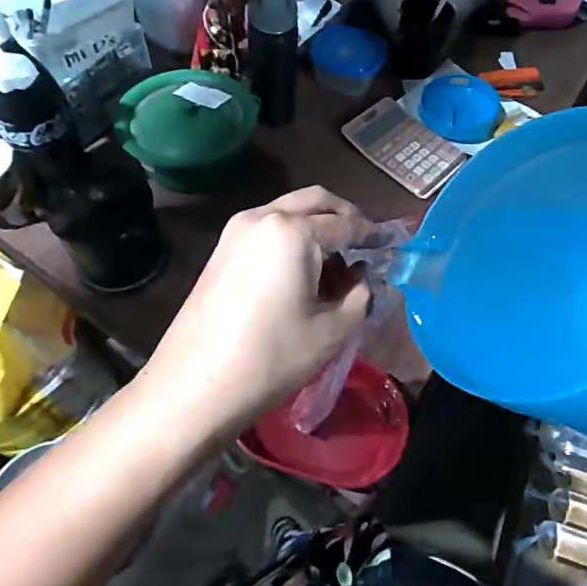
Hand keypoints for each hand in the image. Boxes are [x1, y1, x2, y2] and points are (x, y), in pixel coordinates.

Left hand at [135, 187, 371, 440]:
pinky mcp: (221, 248)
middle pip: (314, 201)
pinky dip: (290, 236)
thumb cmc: (271, 357)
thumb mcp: (331, 329)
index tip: (390, 244)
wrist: (196, 384)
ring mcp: (236, 229)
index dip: (372, 234)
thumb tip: (361, 274)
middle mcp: (263, 216)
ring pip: (288, 210)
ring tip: (334, 263)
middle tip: (365, 242)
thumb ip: (359, 293)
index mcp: (292, 231)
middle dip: (344, 216)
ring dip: (315, 224)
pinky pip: (266, 227)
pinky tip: (301, 269)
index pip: (345, 223)